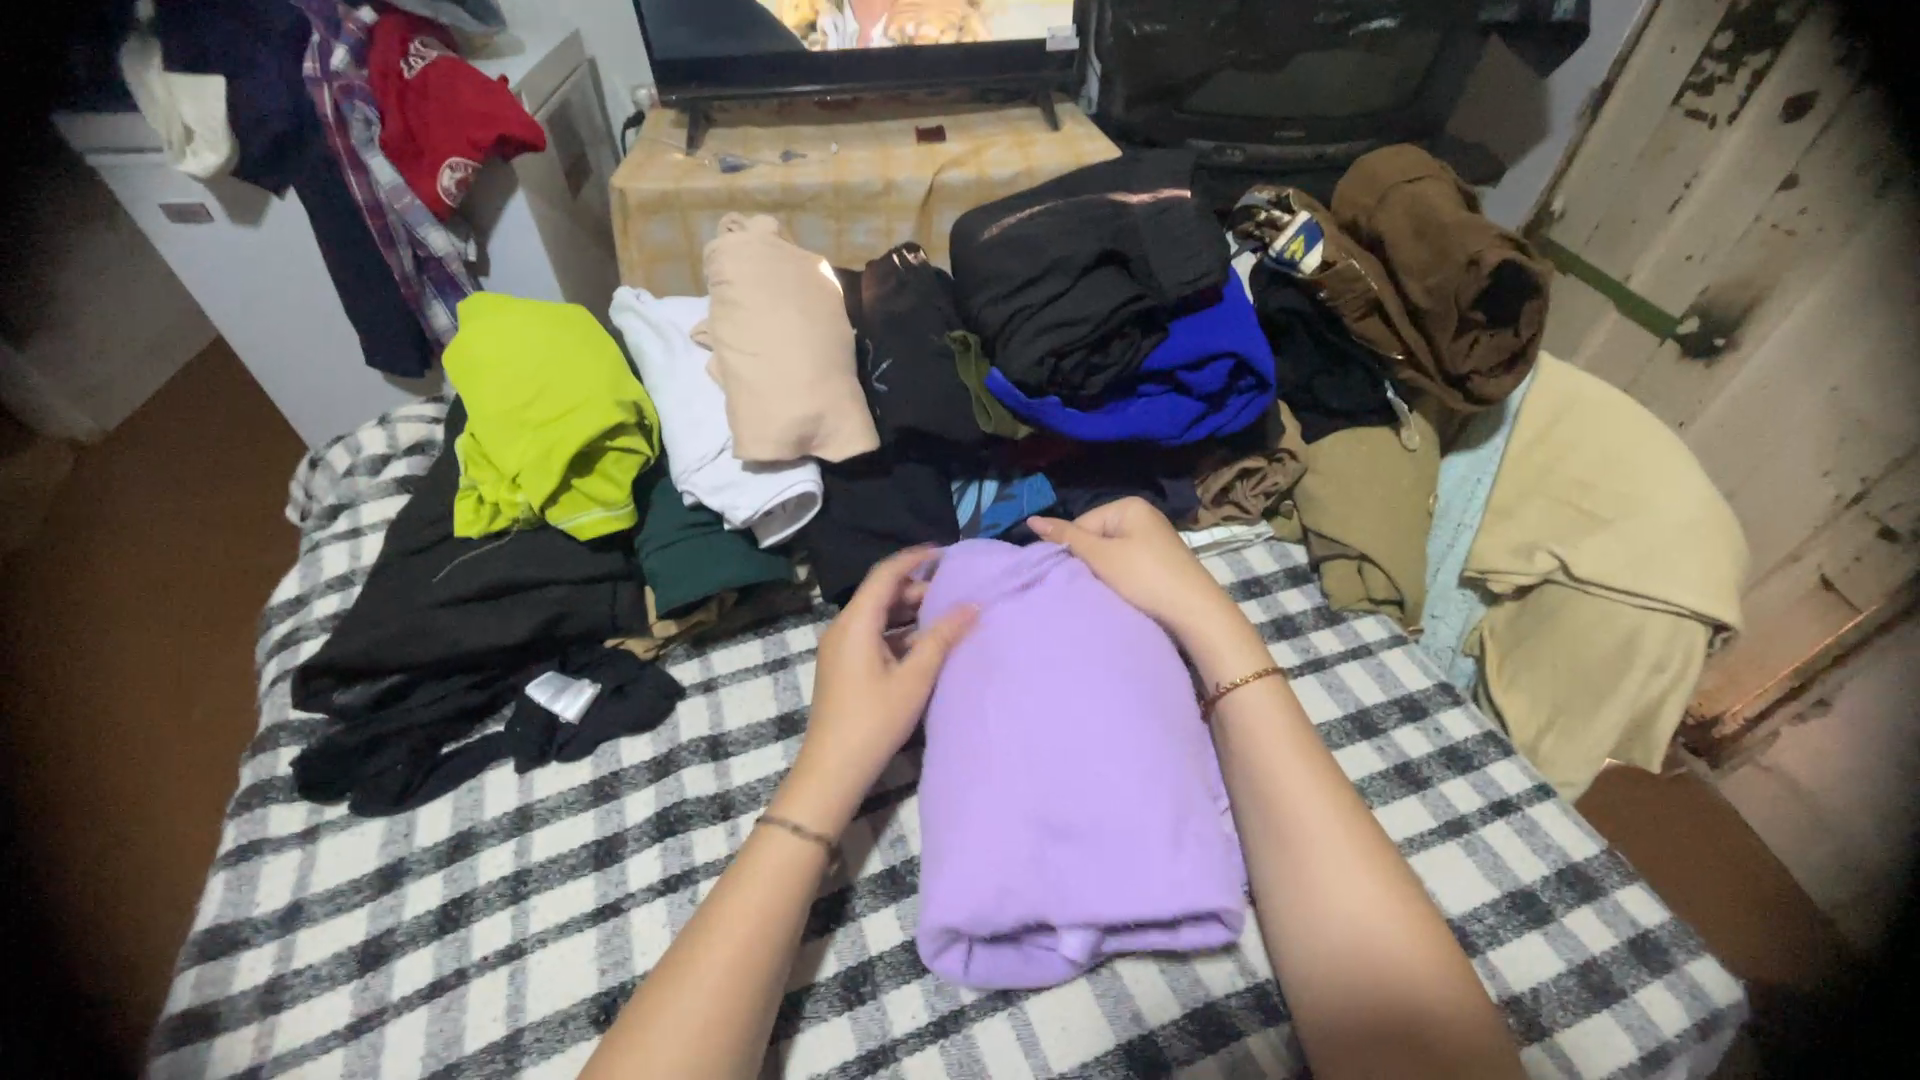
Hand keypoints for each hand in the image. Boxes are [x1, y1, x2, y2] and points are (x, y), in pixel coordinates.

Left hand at [777, 547, 976, 833]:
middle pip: (881, 594)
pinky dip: (899, 633)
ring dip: (910, 613)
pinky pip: (873, 635)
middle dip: (916, 588)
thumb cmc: (875, 720)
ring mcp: (841, 648)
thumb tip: (971, 606)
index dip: (914, 558)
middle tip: (953, 591)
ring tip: (946, 616)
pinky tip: (926, 645)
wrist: (833, 768)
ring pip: (878, 616)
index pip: (885, 574)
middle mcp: (843, 627)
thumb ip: (942, 638)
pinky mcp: (844, 666)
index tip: (944, 553)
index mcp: (856, 622)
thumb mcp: (915, 678)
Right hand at [1027, 499, 1265, 680]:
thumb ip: (1065, 538)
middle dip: (1089, 562)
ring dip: (1103, 573)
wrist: (1195, 612)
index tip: (1076, 575)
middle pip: (1095, 538)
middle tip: (1089, 585)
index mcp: (1128, 506)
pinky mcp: (1161, 561)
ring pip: (1110, 555)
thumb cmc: (1144, 578)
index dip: (1073, 551)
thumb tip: (1031, 520)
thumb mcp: (1101, 557)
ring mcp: (1154, 538)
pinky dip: (1121, 579)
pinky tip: (1123, 594)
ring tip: (1106, 591)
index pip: (1081, 524)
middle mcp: (1142, 516)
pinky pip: (1127, 565)